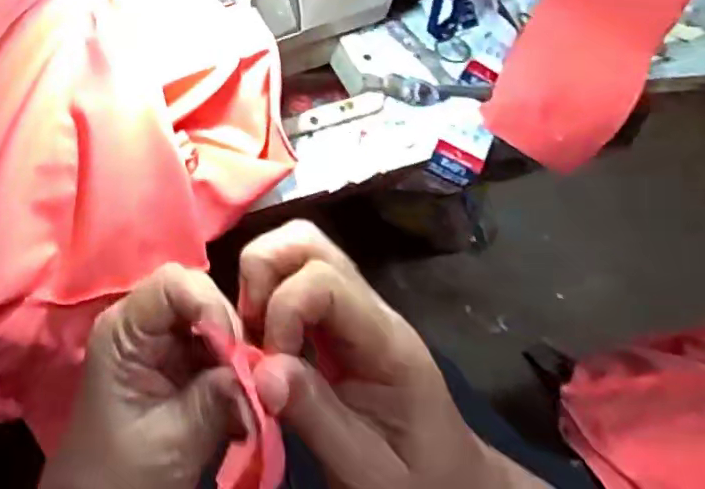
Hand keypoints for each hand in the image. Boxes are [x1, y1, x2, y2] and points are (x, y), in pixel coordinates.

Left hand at [40, 263, 249, 488]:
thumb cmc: (122, 475)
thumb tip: (262, 376)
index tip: (235, 347)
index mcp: (124, 329)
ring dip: (233, 350)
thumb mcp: (173, 439)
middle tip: (251, 371)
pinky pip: (210, 347)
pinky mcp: (174, 362)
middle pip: (193, 293)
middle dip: (227, 327)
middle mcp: (140, 322)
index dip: (208, 303)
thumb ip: (215, 400)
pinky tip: (242, 397)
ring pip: (208, 319)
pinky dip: (231, 367)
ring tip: (251, 387)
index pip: (171, 283)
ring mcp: (158, 341)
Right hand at [238, 221, 546, 488]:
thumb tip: (262, 372)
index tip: (269, 365)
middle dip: (262, 273)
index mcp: (386, 340)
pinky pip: (291, 273)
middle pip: (306, 241)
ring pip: (294, 247)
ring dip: (259, 280)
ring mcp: (350, 305)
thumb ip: (317, 419)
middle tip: (252, 333)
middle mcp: (368, 306)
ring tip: (255, 337)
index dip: (282, 309)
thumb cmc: (418, 483)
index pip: (323, 281)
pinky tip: (264, 342)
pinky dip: (263, 294)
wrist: (452, 487)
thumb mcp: (371, 474)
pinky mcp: (333, 314)